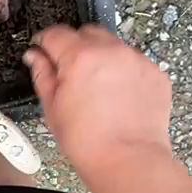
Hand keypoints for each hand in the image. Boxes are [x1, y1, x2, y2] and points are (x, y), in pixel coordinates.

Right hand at [24, 25, 173, 175]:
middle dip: (75, 46)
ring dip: (102, 58)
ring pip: (113, 46)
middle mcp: (111, 51)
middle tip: (70, 71)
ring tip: (97, 88)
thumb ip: (43, 75)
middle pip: (87, 32)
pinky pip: (134, 62)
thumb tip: (35, 56)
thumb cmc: (87, 140)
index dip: (45, 41)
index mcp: (80, 57)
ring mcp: (136, 60)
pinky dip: (124, 72)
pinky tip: (117, 96)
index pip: (56, 33)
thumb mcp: (52, 108)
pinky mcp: (155, 73)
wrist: (128, 159)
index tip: (43, 49)